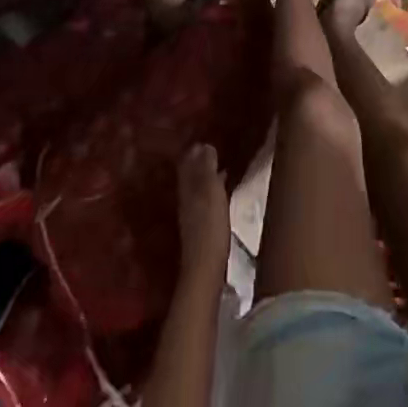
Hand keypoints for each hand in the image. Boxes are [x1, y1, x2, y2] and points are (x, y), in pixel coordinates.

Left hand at [176, 144, 229, 285]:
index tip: (203, 139)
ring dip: (205, 176)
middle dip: (197, 162)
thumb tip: (204, 145)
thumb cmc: (210, 227)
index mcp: (188, 189)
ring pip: (196, 188)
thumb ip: (206, 171)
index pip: (187, 165)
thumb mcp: (210, 194)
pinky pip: (204, 200)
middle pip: (189, 176)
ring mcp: (193, 215)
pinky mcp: (202, 227)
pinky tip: (220, 192)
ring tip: (218, 165)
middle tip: (210, 148)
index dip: (193, 152)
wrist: (205, 269)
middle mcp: (186, 199)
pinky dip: (211, 191)